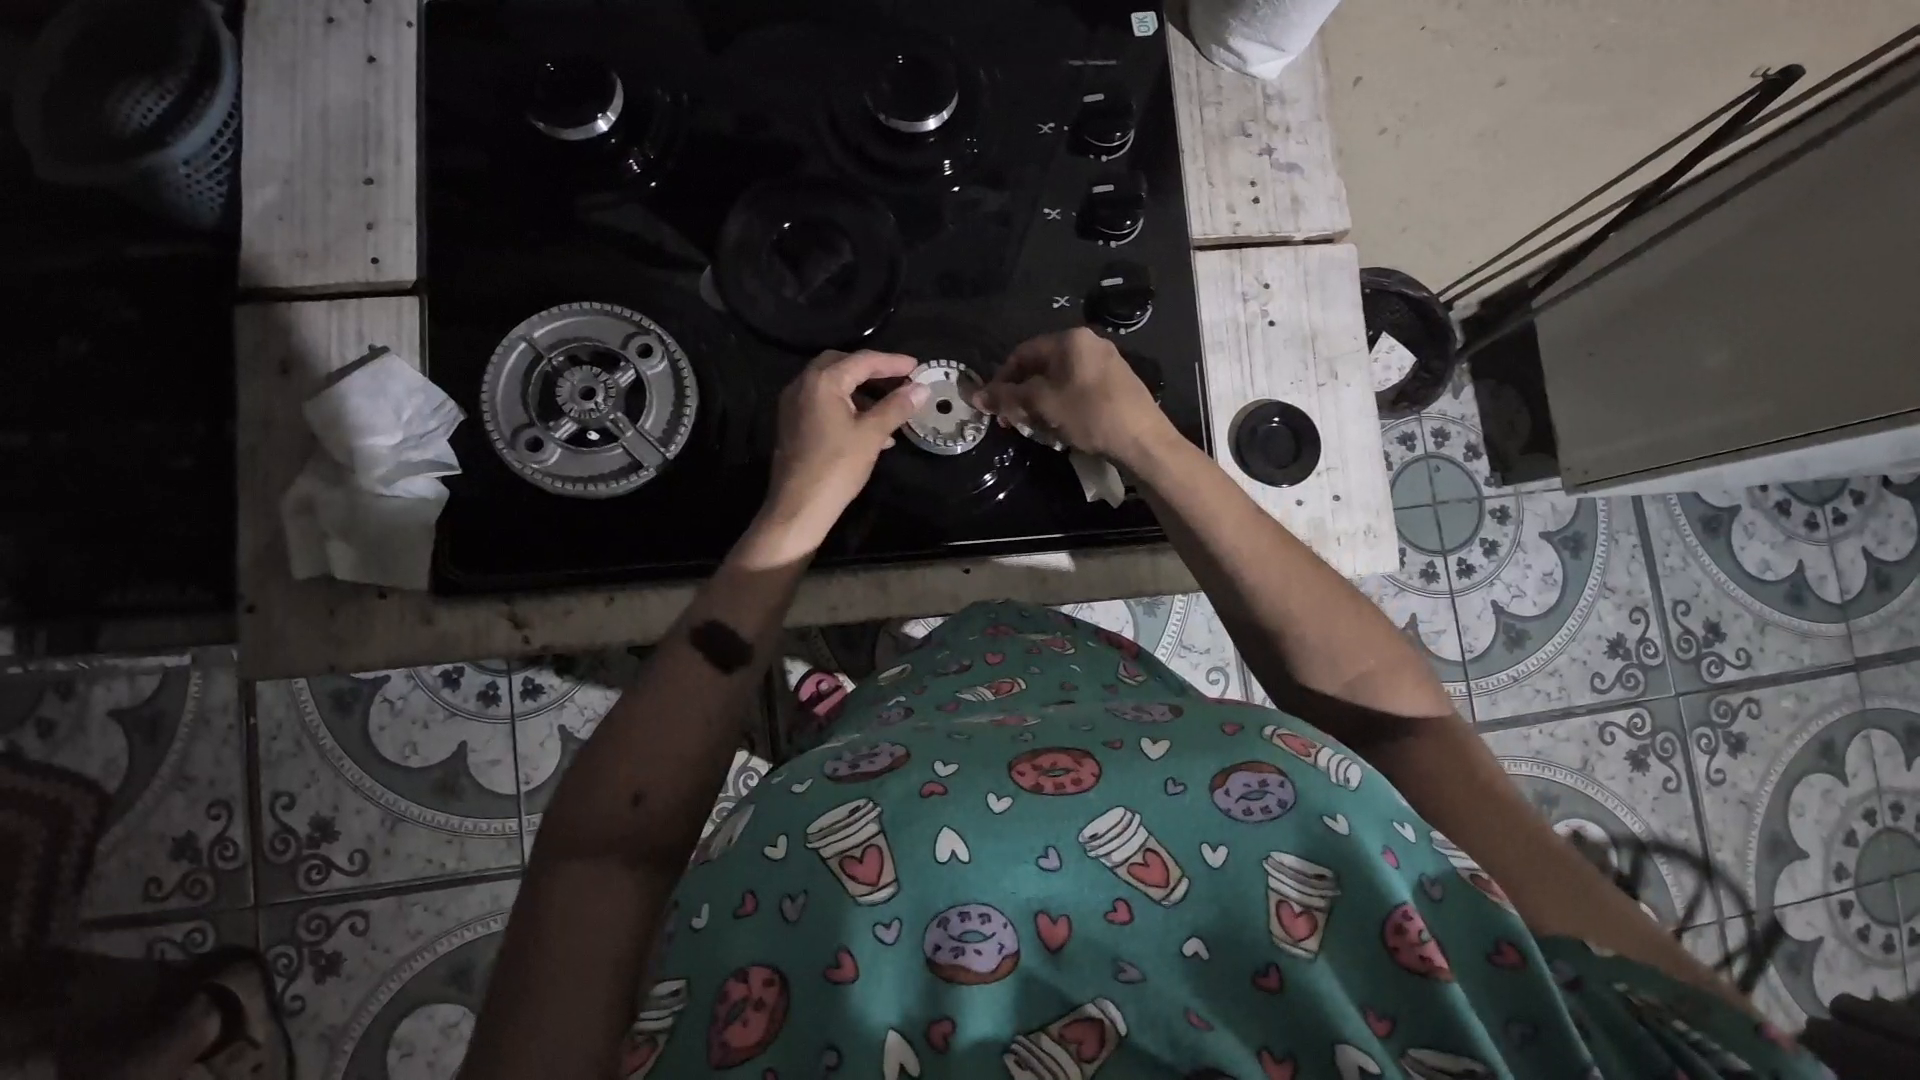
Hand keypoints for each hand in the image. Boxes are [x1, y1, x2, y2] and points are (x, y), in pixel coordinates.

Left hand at [760, 349, 926, 547]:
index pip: (862, 360)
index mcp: (822, 382)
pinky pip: (823, 404)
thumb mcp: (872, 435)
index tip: (917, 366)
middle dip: (872, 371)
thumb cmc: (837, 467)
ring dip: (861, 392)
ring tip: (890, 407)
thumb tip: (921, 388)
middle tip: (898, 380)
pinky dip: (846, 407)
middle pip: (842, 365)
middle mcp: (803, 385)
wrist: (798, 506)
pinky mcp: (793, 424)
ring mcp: (794, 405)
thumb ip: (896, 407)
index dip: (892, 362)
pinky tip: (870, 429)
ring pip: (832, 386)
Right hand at [974, 328, 1174, 467]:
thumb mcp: (1042, 405)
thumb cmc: (1089, 415)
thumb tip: (975, 396)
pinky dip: (1062, 405)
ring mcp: (1106, 363)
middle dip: (1022, 394)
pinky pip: (1078, 389)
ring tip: (1035, 427)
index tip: (993, 405)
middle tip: (1012, 421)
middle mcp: (1089, 343)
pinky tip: (1061, 427)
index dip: (1001, 379)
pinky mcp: (1116, 384)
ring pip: (1059, 380)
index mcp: (1070, 339)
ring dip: (1040, 403)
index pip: (1022, 353)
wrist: (1142, 440)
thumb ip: (1007, 397)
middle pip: (1041, 366)